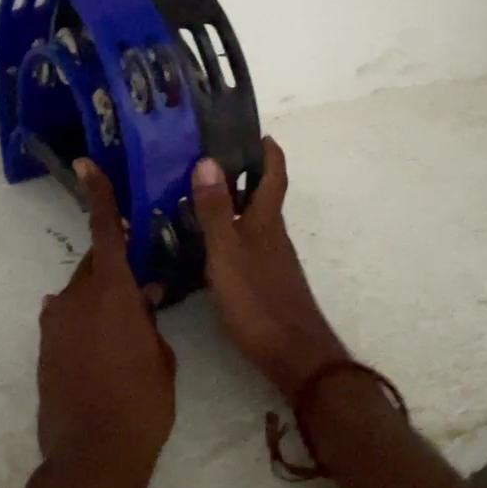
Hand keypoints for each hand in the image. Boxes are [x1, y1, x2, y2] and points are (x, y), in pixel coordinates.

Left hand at [36, 158, 177, 472]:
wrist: (92, 456)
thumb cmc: (142, 404)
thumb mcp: (161, 358)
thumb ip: (149, 321)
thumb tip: (142, 302)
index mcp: (111, 293)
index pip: (106, 232)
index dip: (98, 195)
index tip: (87, 164)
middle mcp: (76, 299)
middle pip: (95, 266)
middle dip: (116, 268)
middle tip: (141, 285)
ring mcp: (55, 325)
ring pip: (80, 296)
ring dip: (100, 301)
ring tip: (124, 329)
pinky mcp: (44, 350)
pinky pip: (66, 322)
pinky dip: (83, 324)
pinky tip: (102, 348)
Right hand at [192, 138, 350, 399]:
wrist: (293, 356)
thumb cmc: (258, 300)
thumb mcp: (227, 252)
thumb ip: (215, 210)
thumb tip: (206, 159)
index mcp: (266, 220)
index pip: (274, 174)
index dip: (268, 151)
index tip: (254, 131)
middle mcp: (272, 234)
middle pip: (261, 195)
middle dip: (241, 174)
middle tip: (204, 160)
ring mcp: (270, 260)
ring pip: (251, 220)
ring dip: (230, 204)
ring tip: (193, 198)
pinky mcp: (264, 283)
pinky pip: (245, 245)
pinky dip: (227, 234)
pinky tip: (204, 245)